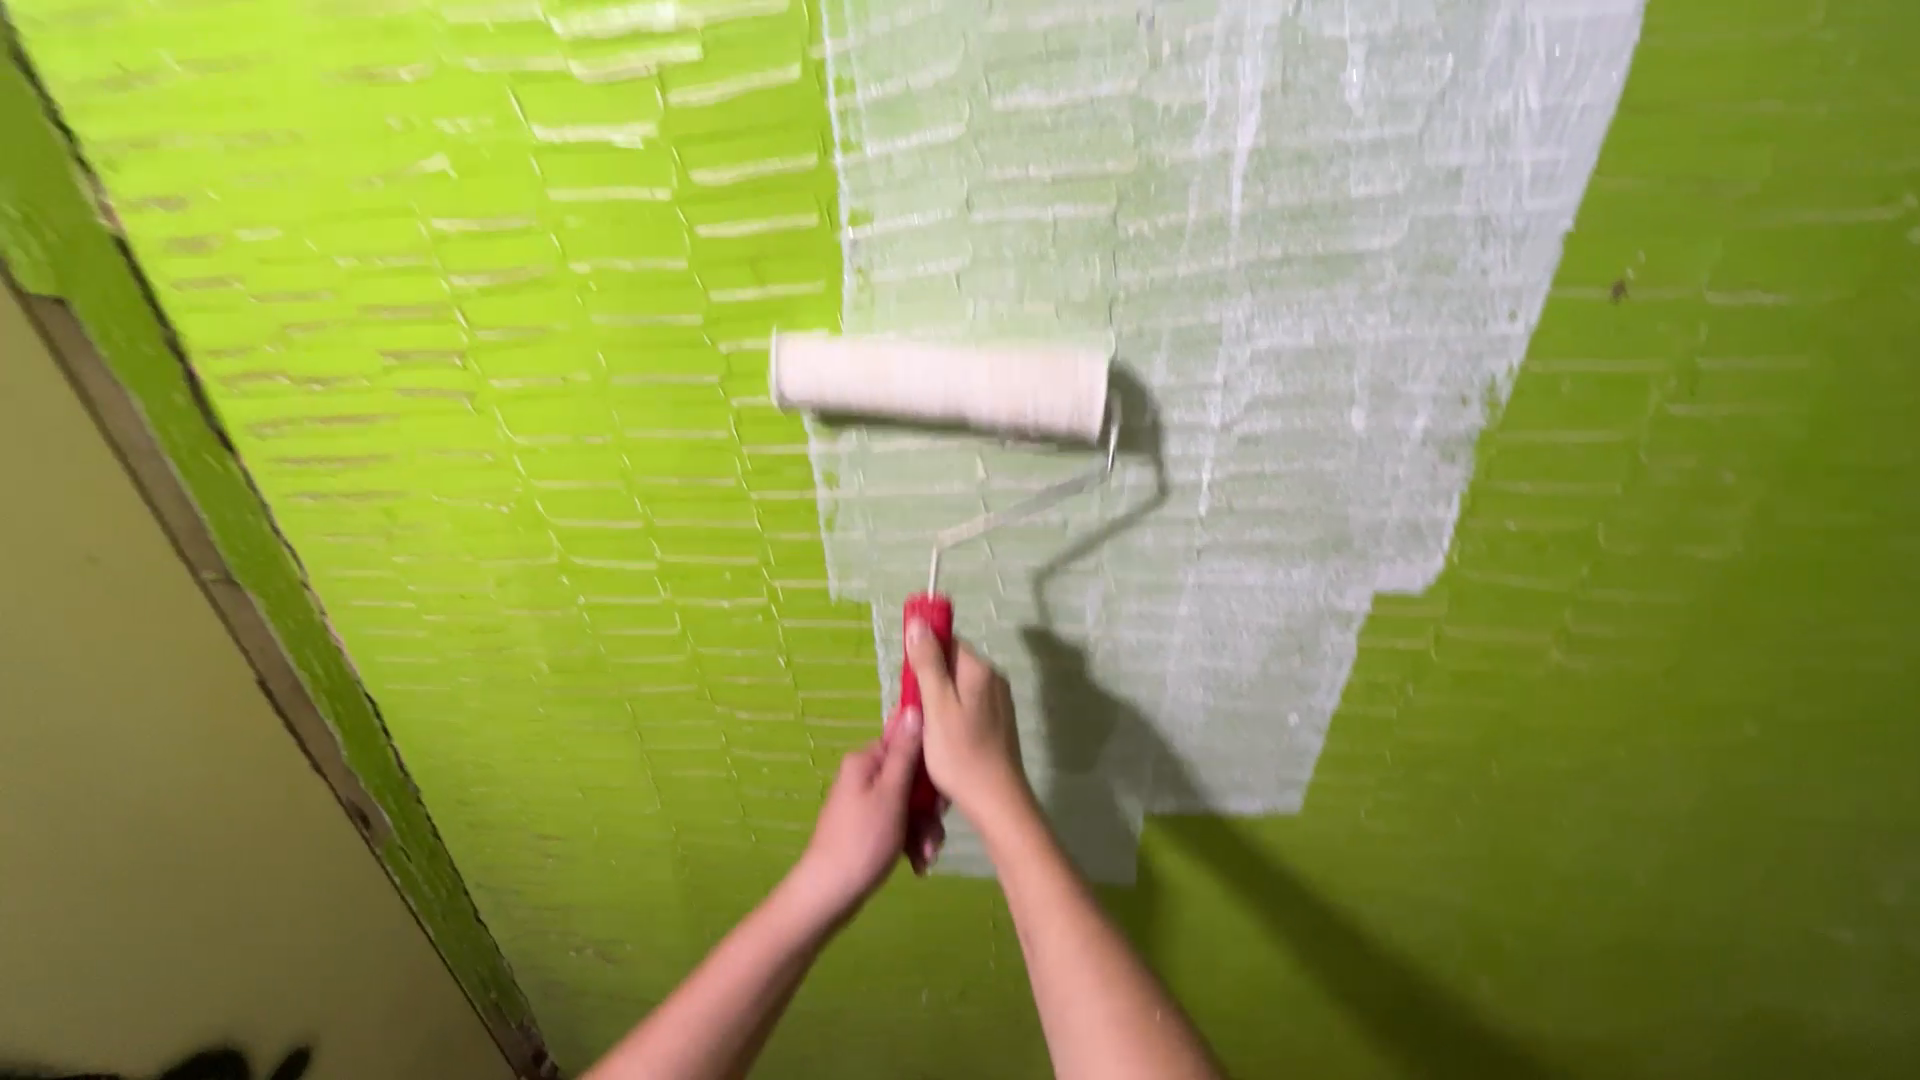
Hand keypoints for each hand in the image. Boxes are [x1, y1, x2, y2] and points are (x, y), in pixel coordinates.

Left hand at [787, 714, 923, 921]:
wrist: (829, 894)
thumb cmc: (862, 840)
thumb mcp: (891, 794)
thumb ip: (905, 753)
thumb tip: (914, 708)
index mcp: (867, 760)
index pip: (909, 742)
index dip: (930, 764)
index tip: (942, 789)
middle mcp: (866, 776)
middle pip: (914, 778)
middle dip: (929, 808)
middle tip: (933, 831)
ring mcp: (868, 802)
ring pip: (912, 805)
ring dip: (924, 830)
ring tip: (926, 855)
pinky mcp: (871, 827)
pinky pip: (902, 824)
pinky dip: (913, 841)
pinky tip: (918, 864)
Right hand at [903, 620, 1031, 820]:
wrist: (996, 800)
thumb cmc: (960, 753)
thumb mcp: (936, 706)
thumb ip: (928, 663)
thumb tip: (919, 622)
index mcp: (979, 669)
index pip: (946, 642)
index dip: (923, 658)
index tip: (908, 685)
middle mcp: (993, 678)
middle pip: (951, 666)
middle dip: (927, 684)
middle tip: (913, 714)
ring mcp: (998, 701)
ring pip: (957, 689)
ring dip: (936, 704)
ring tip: (925, 731)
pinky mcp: (998, 722)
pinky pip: (967, 707)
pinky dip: (950, 717)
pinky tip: (941, 741)